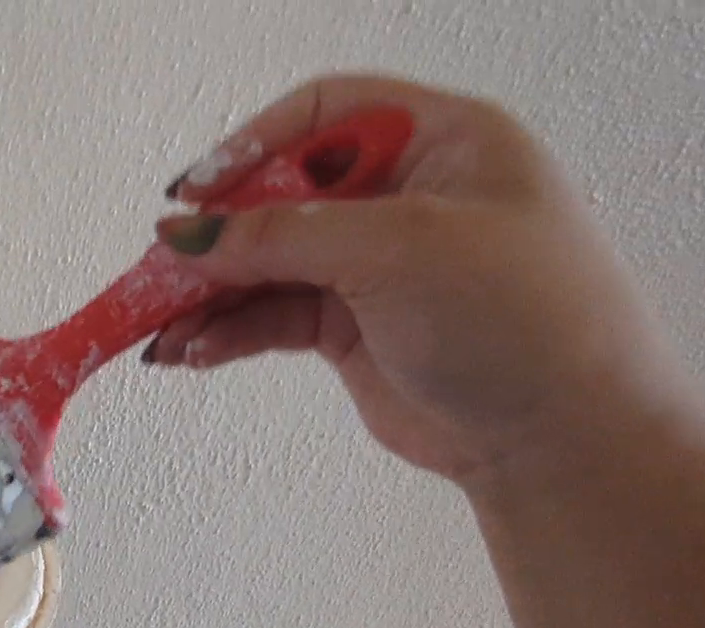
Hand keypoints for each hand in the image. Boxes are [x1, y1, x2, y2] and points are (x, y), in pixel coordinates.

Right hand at [149, 74, 676, 485]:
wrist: (551, 434)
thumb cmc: (515, 319)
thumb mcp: (398, 251)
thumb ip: (282, 237)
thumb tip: (182, 233)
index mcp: (435, 143)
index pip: (318, 117)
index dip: (248, 149)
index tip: (190, 200)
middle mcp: (395, 198)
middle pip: (273, 202)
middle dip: (211, 246)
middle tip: (153, 284)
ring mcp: (364, 267)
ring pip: (259, 269)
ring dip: (204, 302)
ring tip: (161, 339)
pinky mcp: (341, 326)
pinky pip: (264, 319)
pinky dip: (224, 335)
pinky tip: (193, 355)